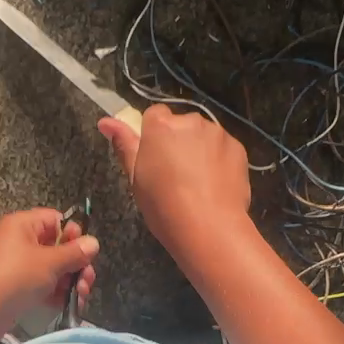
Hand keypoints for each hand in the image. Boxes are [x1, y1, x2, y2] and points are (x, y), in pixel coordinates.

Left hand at [0, 208, 98, 336]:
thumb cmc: (15, 278)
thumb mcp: (49, 263)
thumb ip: (74, 253)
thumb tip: (94, 242)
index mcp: (22, 225)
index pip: (55, 220)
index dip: (73, 234)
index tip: (85, 252)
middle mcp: (18, 241)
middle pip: (56, 246)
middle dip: (75, 264)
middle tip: (87, 280)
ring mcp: (16, 265)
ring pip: (50, 268)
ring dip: (69, 280)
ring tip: (80, 296)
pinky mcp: (15, 286)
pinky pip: (40, 283)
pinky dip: (54, 292)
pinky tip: (68, 304)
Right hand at [99, 104, 251, 250]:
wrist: (209, 228)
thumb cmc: (164, 206)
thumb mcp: (136, 180)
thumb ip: (124, 146)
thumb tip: (106, 121)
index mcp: (161, 126)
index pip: (154, 115)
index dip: (153, 138)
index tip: (154, 161)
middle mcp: (191, 121)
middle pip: (181, 126)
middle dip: (178, 143)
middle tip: (175, 177)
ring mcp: (217, 133)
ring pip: (204, 136)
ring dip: (199, 151)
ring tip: (197, 185)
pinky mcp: (238, 148)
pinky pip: (223, 149)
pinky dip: (218, 162)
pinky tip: (214, 187)